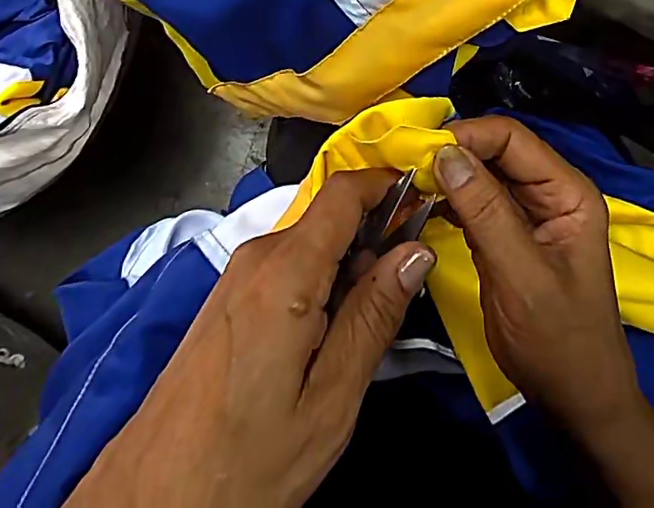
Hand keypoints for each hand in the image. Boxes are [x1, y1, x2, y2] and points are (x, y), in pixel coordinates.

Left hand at [66, 170, 434, 507]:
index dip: (391, 187)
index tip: (425, 208)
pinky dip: (324, 281)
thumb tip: (416, 253)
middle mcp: (257, 261)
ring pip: (316, 242)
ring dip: (352, 264)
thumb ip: (376, 315)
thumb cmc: (239, 466)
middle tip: (404, 288)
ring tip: (367, 322)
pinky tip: (328, 335)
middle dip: (377, 237)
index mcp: (285, 274)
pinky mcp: (228, 301)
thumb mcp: (330, 399)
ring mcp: (237, 279)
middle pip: (334, 216)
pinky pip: (292, 265)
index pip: (346, 190)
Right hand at [438, 117, 653, 507]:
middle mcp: (551, 193)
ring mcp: (530, 214)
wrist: (576, 396)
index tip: (421, 148)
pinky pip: (477, 205)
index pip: (515, 140)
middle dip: (454, 154)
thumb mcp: (522, 275)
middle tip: (405, 164)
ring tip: (407, 182)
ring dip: (448, 177)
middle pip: (498, 153)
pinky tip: (421, 207)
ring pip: (484, 177)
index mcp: (568, 192)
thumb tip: (446, 154)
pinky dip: (450, 203)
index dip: (470, 136)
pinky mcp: (509, 236)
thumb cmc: (559, 338)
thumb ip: (486, 212)